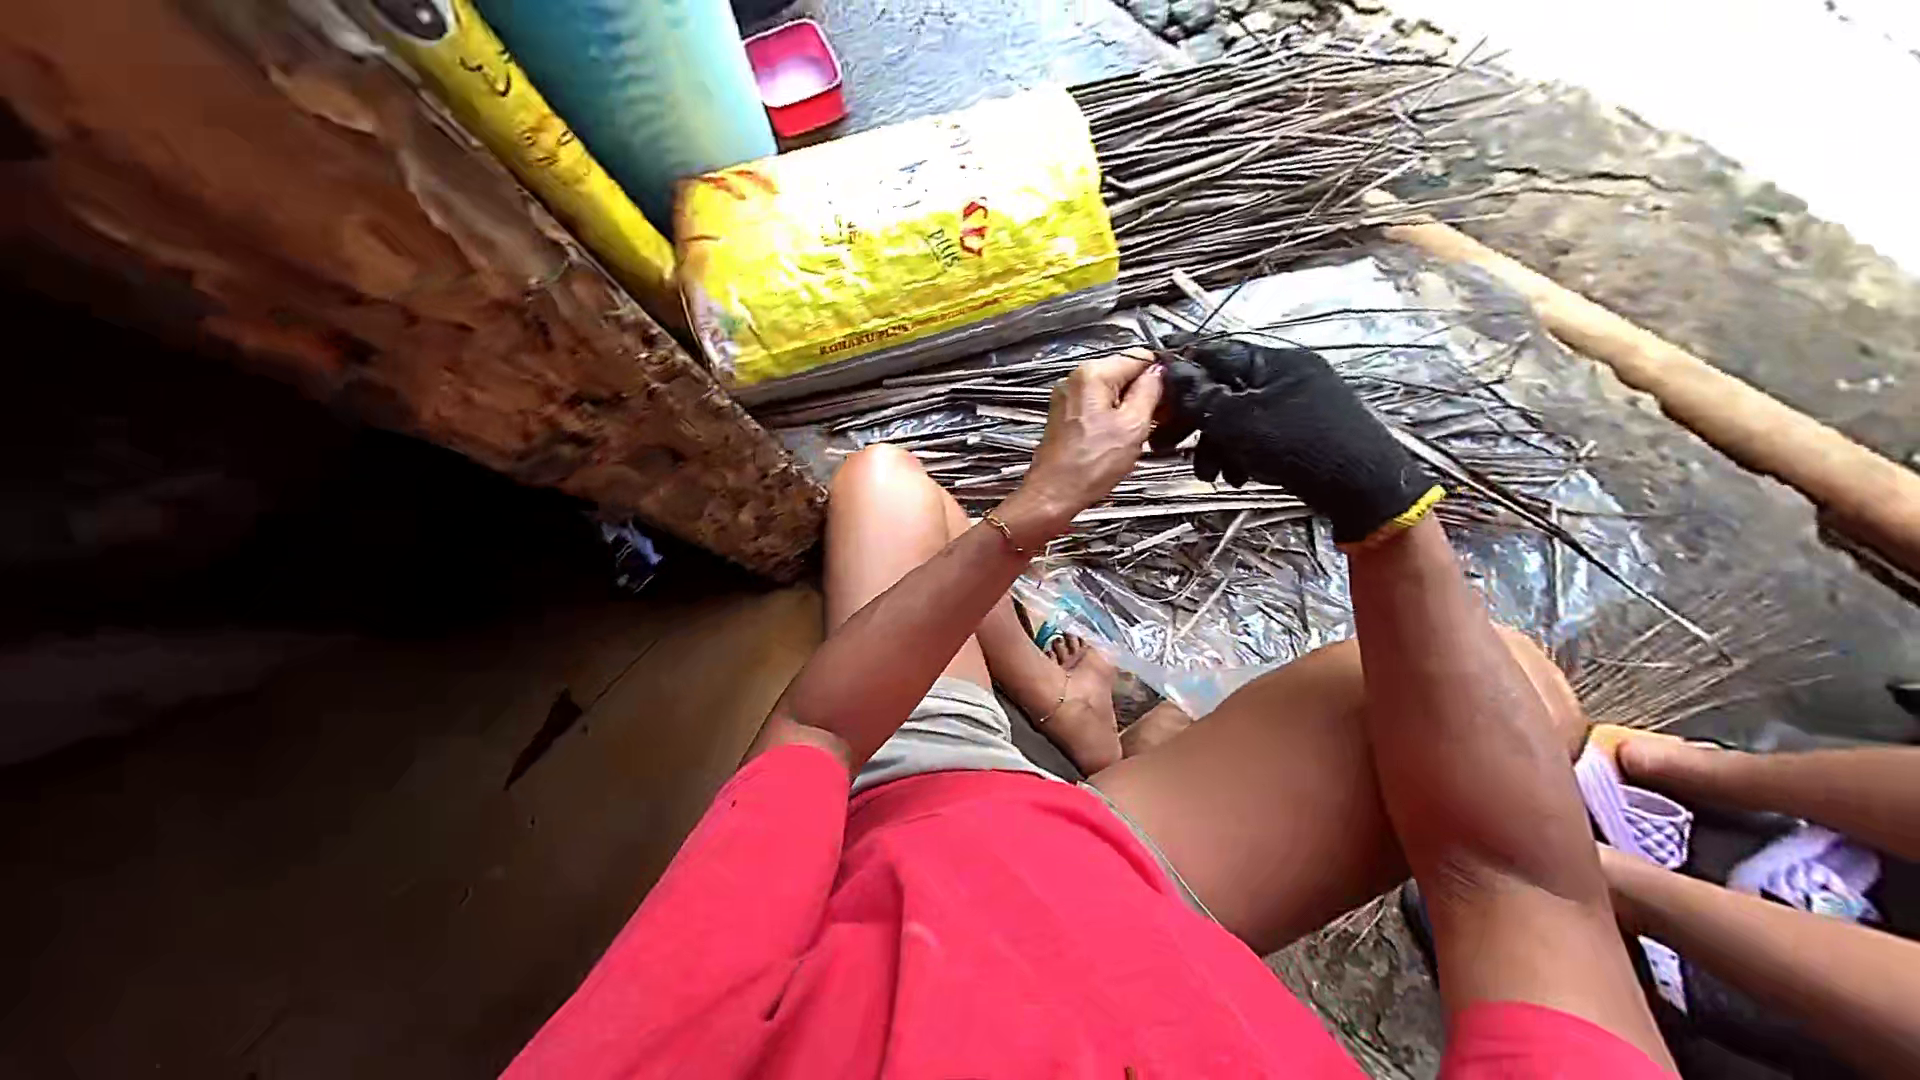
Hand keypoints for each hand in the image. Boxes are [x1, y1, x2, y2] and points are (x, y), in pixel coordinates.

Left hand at [998, 352, 1162, 544]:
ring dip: (1131, 408)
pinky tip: (1122, 438)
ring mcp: (1068, 398)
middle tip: (1162, 418)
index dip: (1161, 375)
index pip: (1139, 357)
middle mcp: (1075, 379)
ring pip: (1111, 392)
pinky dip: (1113, 418)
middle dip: (1145, 393)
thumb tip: (1160, 372)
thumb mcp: (1132, 425)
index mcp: (1092, 374)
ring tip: (1142, 432)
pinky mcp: (1065, 416)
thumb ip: (1150, 391)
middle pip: (1124, 373)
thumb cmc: (1089, 465)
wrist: (1054, 494)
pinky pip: (1097, 407)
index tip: (1173, 396)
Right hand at [1153, 339, 1438, 543]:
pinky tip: (1238, 476)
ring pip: (1240, 418)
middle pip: (1225, 390)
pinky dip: (1243, 453)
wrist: (1361, 486)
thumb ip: (1201, 396)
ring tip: (1212, 475)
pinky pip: (1260, 434)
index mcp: (1273, 361)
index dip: (1183, 374)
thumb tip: (1171, 370)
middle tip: (1168, 446)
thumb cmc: (1296, 445)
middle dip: (1197, 423)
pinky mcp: (1304, 429)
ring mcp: (1298, 402)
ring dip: (1218, 446)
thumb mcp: (1238, 421)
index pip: (1215, 353)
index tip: (1157, 399)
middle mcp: (1287, 374)